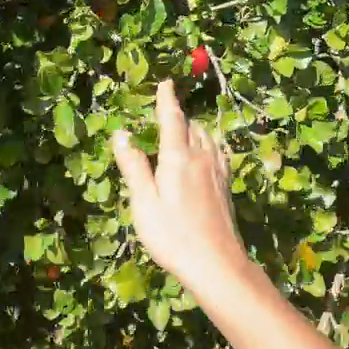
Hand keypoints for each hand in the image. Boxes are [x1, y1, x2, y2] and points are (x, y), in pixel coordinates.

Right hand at [111, 80, 250, 290]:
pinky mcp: (226, 185)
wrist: (217, 264)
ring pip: (206, 137)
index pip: (172, 119)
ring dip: (194, 129)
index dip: (167, 100)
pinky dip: (208, 143)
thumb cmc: (173, 235)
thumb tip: (122, 133)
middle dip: (178, 116)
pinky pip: (217, 151)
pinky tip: (206, 152)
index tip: (166, 83)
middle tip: (166, 114)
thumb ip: (134, 166)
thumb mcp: (144, 203)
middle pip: (191, 126)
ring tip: (183, 131)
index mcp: (178, 158)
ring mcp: (218, 171)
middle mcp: (201, 157)